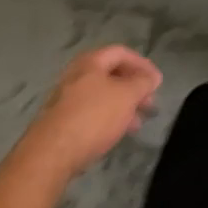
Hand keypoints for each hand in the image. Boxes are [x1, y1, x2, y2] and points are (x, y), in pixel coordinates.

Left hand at [17, 46, 161, 178]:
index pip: (121, 53)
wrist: (50, 154)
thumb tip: (151, 77)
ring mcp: (65, 99)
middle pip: (110, 74)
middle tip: (149, 103)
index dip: (142, 64)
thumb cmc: (93, 117)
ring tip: (137, 123)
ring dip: (123, 105)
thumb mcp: (126, 96)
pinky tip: (116, 133)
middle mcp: (75, 76)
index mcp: (90, 62)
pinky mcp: (61, 121)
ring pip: (101, 95)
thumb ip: (142, 83)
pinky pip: (91, 112)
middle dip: (133, 87)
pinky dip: (108, 118)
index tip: (157, 82)